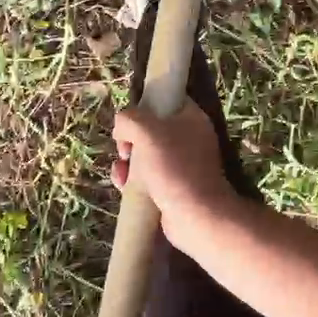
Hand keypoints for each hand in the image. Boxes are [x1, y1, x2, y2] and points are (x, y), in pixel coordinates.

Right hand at [111, 102, 240, 243]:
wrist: (195, 216)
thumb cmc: (173, 166)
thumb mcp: (145, 130)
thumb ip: (128, 119)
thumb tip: (122, 129)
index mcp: (191, 118)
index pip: (166, 99)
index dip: (144, 105)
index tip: (129, 120)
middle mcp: (189, 139)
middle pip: (150, 129)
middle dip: (130, 140)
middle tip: (125, 150)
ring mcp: (182, 165)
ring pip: (145, 155)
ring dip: (127, 162)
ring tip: (122, 173)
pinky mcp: (173, 187)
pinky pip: (147, 177)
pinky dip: (133, 180)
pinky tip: (124, 186)